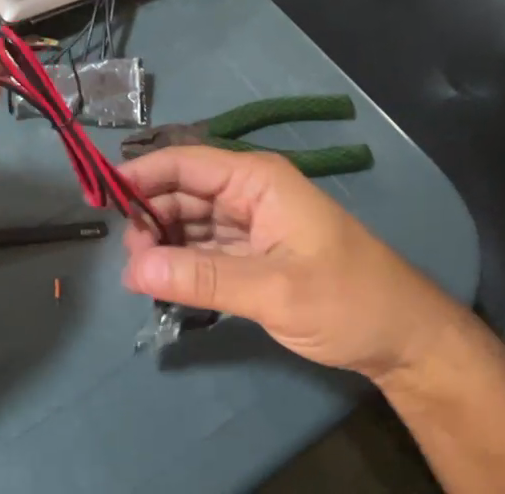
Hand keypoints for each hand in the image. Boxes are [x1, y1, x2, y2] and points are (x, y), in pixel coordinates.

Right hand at [120, 147, 461, 380]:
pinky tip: (162, 281)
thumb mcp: (272, 290)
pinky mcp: (252, 254)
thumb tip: (131, 269)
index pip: (184, 163)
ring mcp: (250, 224)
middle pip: (182, 192)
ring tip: (140, 275)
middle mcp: (248, 193)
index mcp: (256, 179)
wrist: (405, 341)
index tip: (99, 199)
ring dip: (163, 243)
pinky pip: (204, 248)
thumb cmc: (347, 300)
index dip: (140, 176)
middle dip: (149, 217)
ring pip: (189, 221)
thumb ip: (200, 278)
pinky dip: (182, 262)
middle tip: (127, 259)